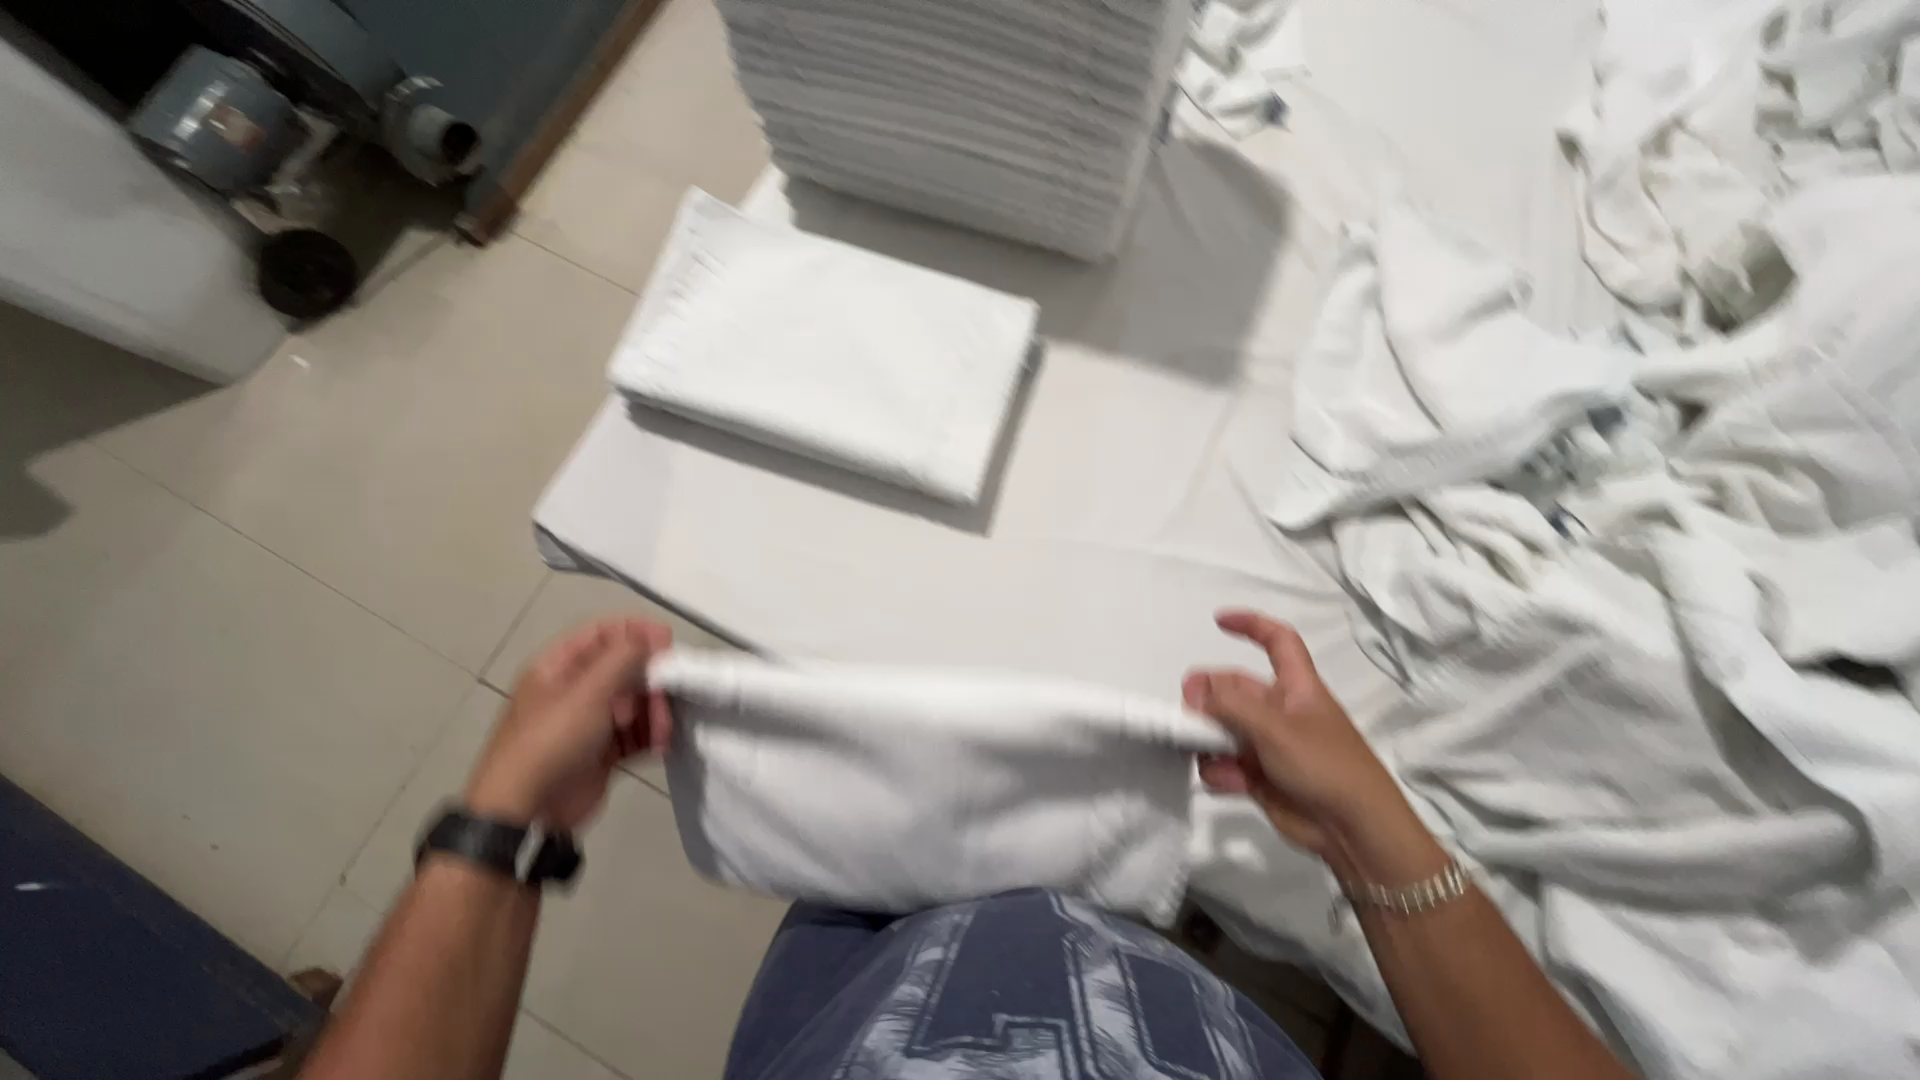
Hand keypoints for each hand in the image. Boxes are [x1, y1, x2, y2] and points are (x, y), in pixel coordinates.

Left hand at [465, 618, 671, 830]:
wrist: (526, 811)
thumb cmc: (551, 741)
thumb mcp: (588, 692)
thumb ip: (624, 657)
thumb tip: (653, 637)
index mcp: (559, 668)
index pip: (603, 633)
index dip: (636, 632)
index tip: (668, 642)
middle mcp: (574, 691)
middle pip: (625, 670)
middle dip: (651, 682)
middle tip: (667, 698)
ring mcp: (588, 723)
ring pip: (634, 704)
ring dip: (655, 714)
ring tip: (662, 734)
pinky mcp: (602, 753)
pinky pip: (635, 735)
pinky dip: (651, 737)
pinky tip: (661, 747)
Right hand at [1184, 611, 1405, 859]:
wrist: (1355, 830)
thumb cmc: (1324, 765)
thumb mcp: (1275, 727)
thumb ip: (1230, 705)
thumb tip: (1193, 689)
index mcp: (1297, 688)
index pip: (1278, 641)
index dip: (1251, 625)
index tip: (1217, 621)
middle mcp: (1281, 712)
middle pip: (1236, 690)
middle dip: (1210, 694)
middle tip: (1186, 706)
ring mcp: (1269, 746)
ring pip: (1225, 729)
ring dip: (1207, 736)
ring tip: (1197, 747)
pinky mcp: (1260, 778)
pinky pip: (1226, 765)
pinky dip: (1218, 770)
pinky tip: (1221, 779)